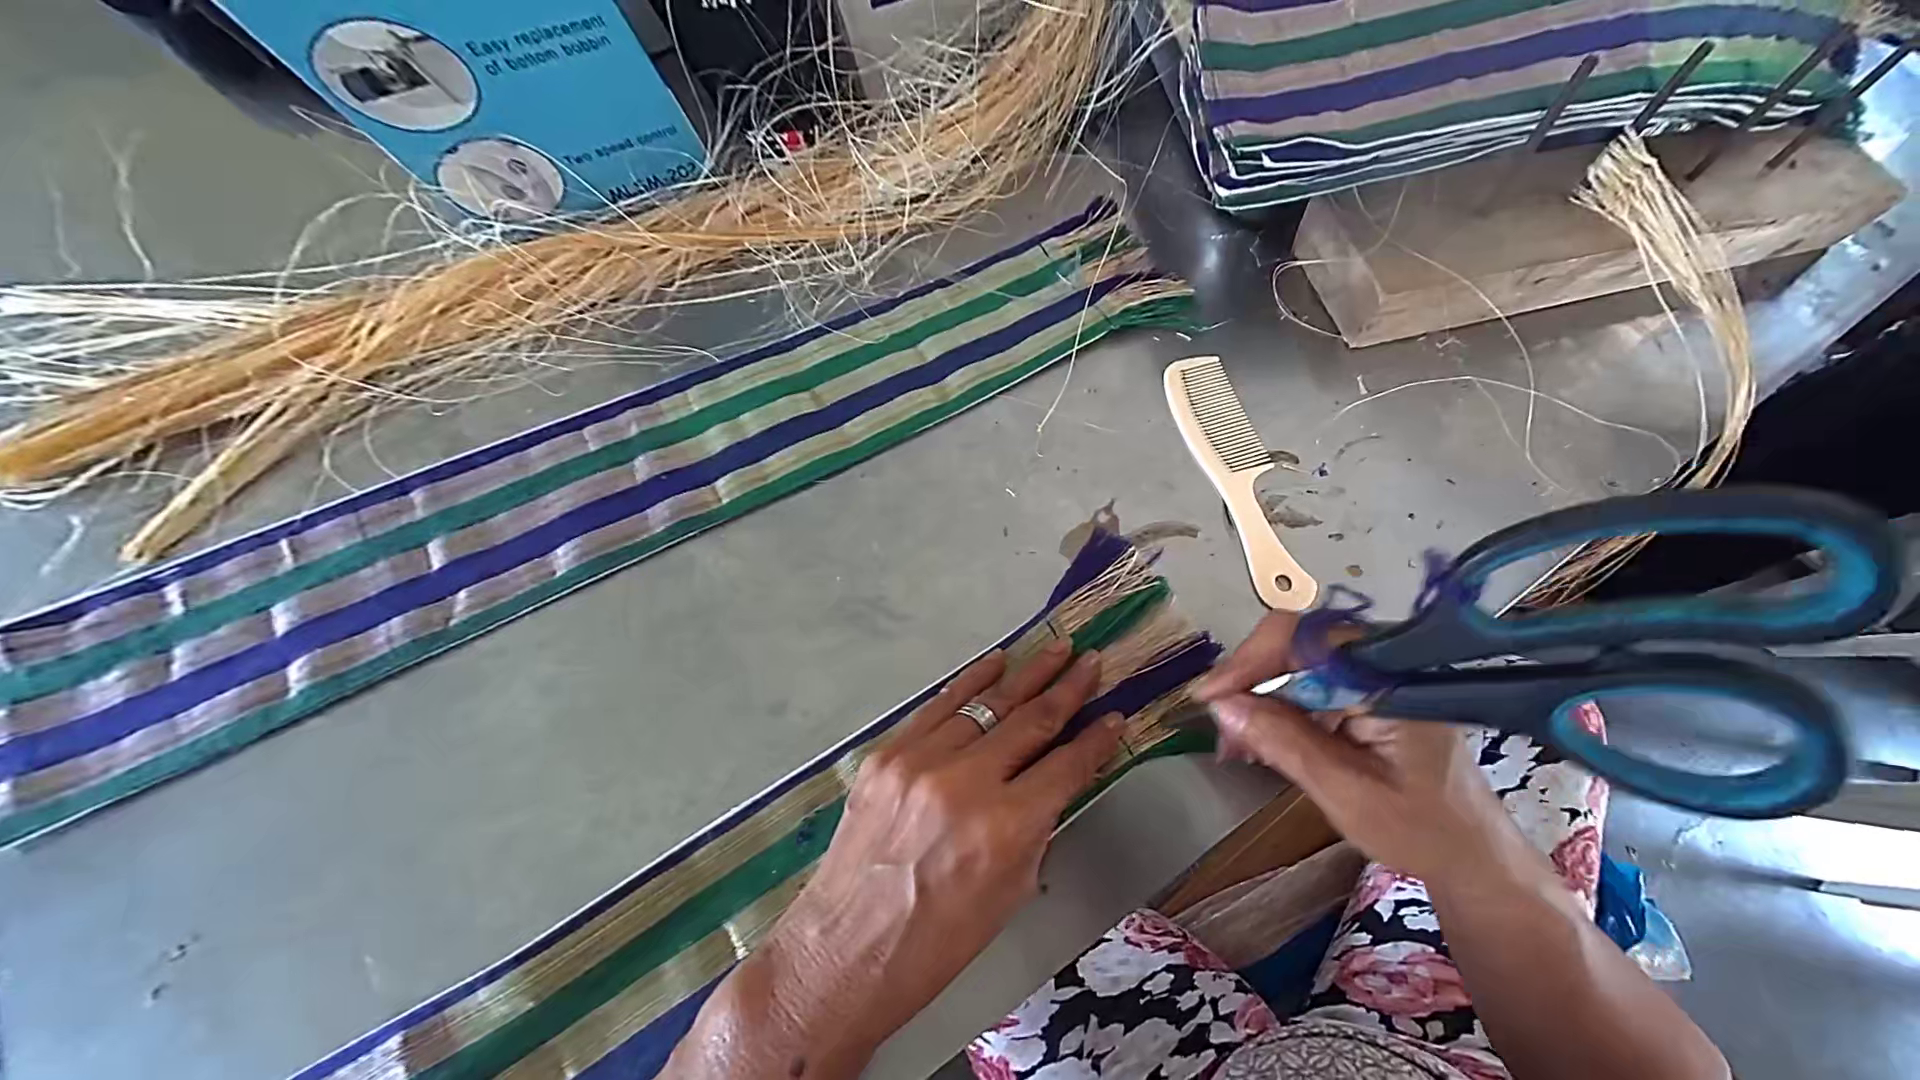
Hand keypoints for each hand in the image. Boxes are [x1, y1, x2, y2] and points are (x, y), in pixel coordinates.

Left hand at [666, 642, 1121, 1078]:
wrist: (847, 949)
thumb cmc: (939, 941)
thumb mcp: (1010, 892)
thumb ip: (1036, 827)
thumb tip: (1053, 780)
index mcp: (1005, 827)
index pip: (1065, 766)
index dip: (1096, 740)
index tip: (1115, 715)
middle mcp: (965, 782)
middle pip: (1030, 722)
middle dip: (1068, 689)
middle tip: (1091, 662)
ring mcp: (920, 761)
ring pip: (985, 704)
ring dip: (1026, 674)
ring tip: (1056, 649)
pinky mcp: (888, 754)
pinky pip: (938, 707)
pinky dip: (970, 682)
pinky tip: (996, 663)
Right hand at [1193, 611, 1519, 885]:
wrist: (1475, 858)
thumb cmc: (1422, 832)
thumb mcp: (1345, 793)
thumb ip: (1284, 743)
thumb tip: (1222, 706)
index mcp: (1390, 681)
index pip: (1305, 639)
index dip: (1250, 660)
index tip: (1211, 696)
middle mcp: (1384, 664)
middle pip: (1295, 643)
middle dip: (1248, 678)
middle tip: (1217, 720)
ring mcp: (1375, 675)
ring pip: (1295, 661)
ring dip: (1257, 694)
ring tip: (1233, 740)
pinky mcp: (1366, 690)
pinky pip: (1308, 681)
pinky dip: (1277, 706)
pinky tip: (1259, 737)